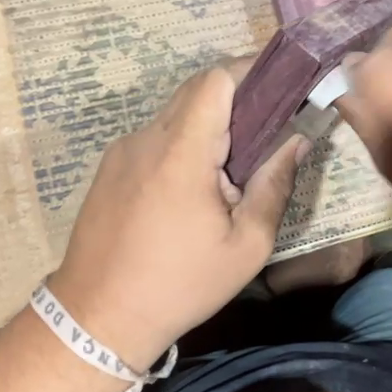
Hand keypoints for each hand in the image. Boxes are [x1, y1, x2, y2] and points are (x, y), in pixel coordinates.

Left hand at [50, 63, 305, 370]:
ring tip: (234, 167)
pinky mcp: (109, 169)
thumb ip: (274, 185)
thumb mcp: (246, 246)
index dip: (250, 71)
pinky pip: (156, 138)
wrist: (94, 320)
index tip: (283, 84)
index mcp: (181, 153)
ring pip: (175, 113)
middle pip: (196, 90)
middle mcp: (146, 139)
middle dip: (237, 97)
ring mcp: (122, 152)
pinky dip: (184, 143)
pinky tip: (196, 187)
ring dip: (210, 124)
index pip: (215, 80)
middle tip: (271, 126)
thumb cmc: (179, 286)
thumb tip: (297, 140)